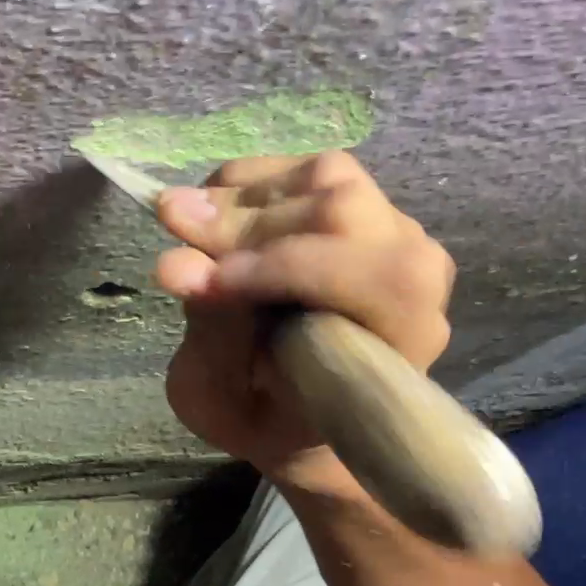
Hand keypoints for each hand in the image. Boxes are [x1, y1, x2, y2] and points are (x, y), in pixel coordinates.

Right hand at [152, 151, 455, 482]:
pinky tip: (206, 209)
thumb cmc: (262, 417)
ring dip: (242, 197)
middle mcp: (415, 272)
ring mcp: (389, 230)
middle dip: (245, 224)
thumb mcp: (221, 402)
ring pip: (325, 179)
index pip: (375, 277)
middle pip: (341, 213)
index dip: (284, 268)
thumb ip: (211, 337)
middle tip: (170, 221)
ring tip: (182, 220)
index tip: (206, 281)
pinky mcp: (358, 204)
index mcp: (402, 339)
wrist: (288, 406)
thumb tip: (175, 264)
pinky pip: (305, 169)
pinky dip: (246, 181)